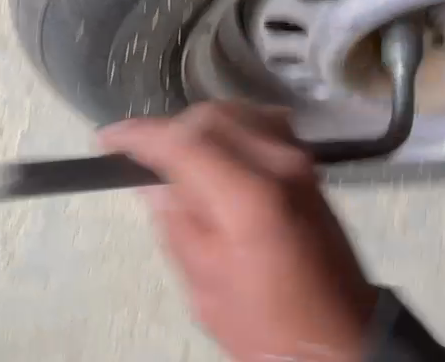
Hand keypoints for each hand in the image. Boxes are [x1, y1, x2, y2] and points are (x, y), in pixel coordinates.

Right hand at [100, 103, 378, 361]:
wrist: (337, 334)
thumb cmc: (266, 325)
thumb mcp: (205, 288)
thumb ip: (178, 224)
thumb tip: (153, 182)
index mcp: (250, 196)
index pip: (184, 142)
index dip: (140, 134)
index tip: (107, 139)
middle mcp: (278, 161)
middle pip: (211, 116)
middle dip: (170, 129)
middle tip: (141, 157)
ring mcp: (299, 157)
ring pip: (238, 111)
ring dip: (201, 124)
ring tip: (175, 157)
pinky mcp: (309, 162)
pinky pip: (263, 122)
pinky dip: (233, 126)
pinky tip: (218, 153)